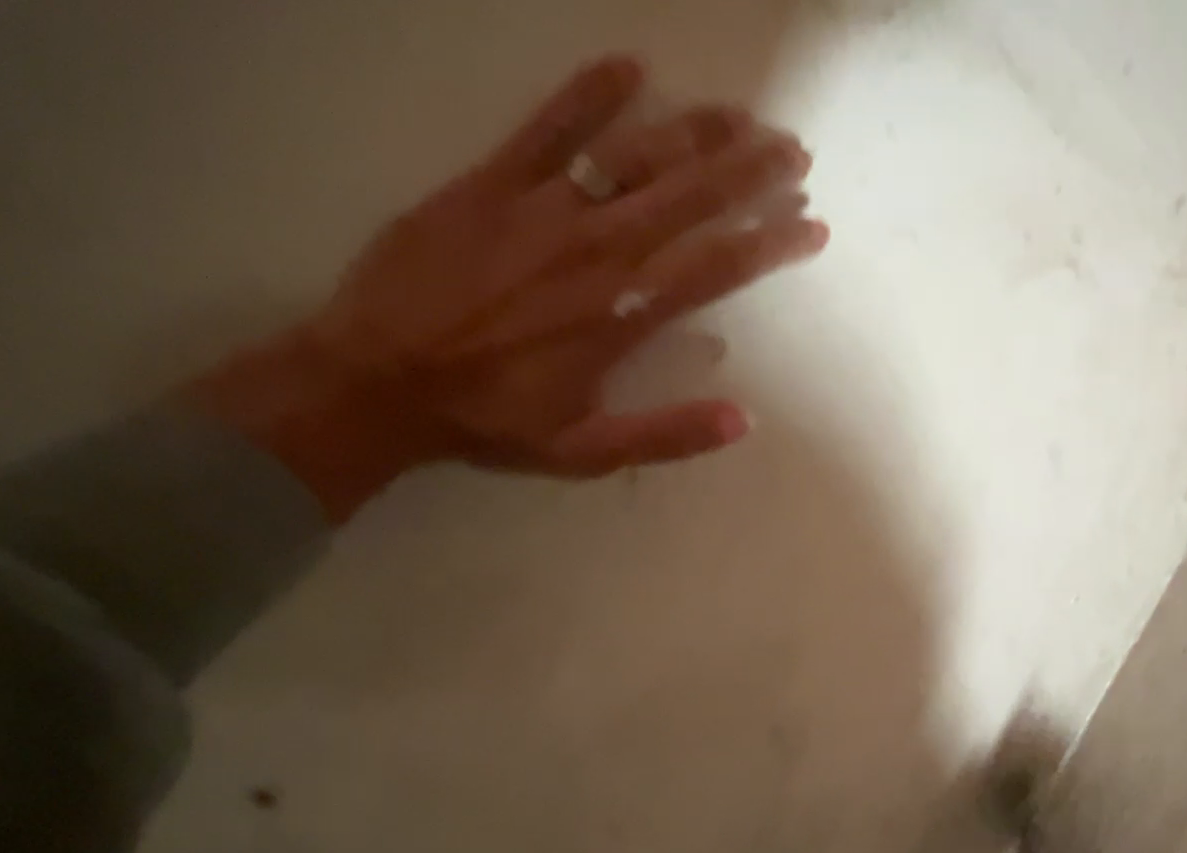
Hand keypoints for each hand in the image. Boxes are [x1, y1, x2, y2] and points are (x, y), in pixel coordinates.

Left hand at [188, 55, 826, 521]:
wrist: (374, 381)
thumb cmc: (488, 420)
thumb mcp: (585, 452)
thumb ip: (666, 435)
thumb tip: (744, 421)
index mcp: (621, 315)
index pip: (716, 267)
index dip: (771, 242)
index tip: (812, 224)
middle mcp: (595, 252)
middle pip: (689, 199)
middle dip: (750, 173)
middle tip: (793, 151)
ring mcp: (542, 210)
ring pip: (634, 157)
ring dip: (694, 133)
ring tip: (740, 116)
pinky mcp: (490, 184)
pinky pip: (546, 128)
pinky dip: (588, 95)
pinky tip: (629, 66)